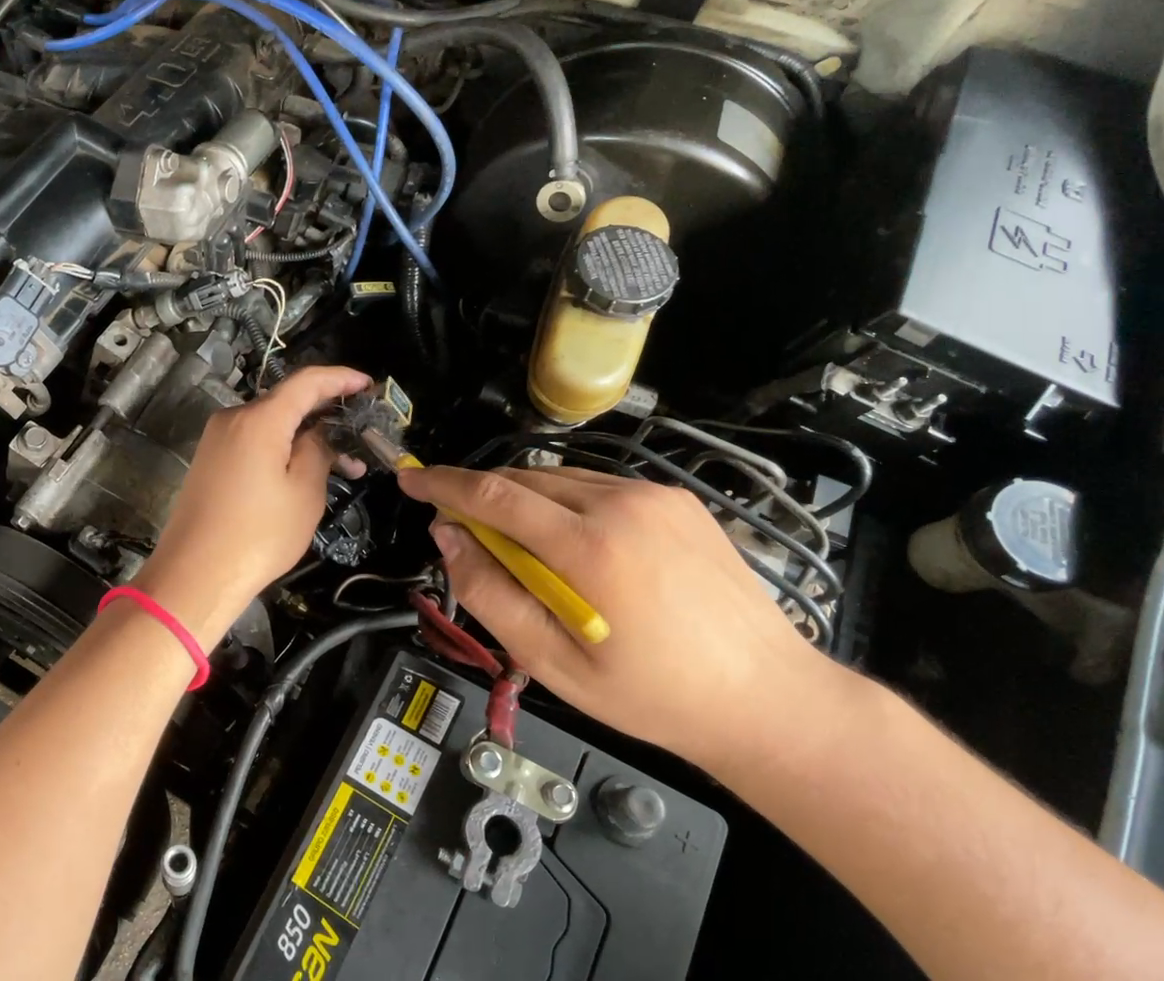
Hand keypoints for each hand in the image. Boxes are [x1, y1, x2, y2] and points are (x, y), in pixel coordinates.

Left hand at [134, 366, 371, 645]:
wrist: (195, 574)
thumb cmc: (258, 535)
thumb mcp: (304, 492)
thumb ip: (318, 450)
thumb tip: (320, 432)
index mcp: (258, 419)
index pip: (306, 381)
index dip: (340, 378)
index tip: (369, 385)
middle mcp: (232, 419)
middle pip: (286, 401)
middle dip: (326, 413)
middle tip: (361, 435)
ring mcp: (216, 440)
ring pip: (270, 424)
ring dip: (304, 436)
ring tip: (342, 464)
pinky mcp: (209, 461)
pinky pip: (252, 442)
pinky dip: (281, 449)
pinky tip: (304, 471)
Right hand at [398, 465, 844, 769]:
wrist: (766, 697)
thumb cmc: (652, 694)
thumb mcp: (552, 662)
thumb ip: (489, 594)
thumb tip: (448, 537)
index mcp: (589, 548)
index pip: (494, 495)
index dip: (442, 483)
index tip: (409, 479)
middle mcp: (622, 505)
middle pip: (523, 480)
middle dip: (481, 498)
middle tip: (466, 538)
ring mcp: (656, 497)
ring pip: (560, 479)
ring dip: (524, 502)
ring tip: (523, 552)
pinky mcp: (678, 501)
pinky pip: (598, 486)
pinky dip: (566, 504)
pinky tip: (573, 547)